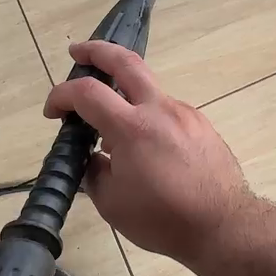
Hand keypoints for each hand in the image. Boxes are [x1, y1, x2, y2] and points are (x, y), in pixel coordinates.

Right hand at [43, 40, 251, 262]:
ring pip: (149, 89)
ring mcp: (185, 114)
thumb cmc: (163, 219)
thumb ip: (95, 171)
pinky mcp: (201, 125)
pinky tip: (145, 146)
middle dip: (98, 50)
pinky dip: (147, 116)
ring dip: (125, 93)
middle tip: (78, 51)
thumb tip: (94, 157)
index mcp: (133, 127)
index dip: (61, 95)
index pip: (87, 93)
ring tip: (110, 123)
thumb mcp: (112, 203)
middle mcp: (160, 109)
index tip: (52, 111)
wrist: (222, 225)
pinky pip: (167, 111)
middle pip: (126, 62)